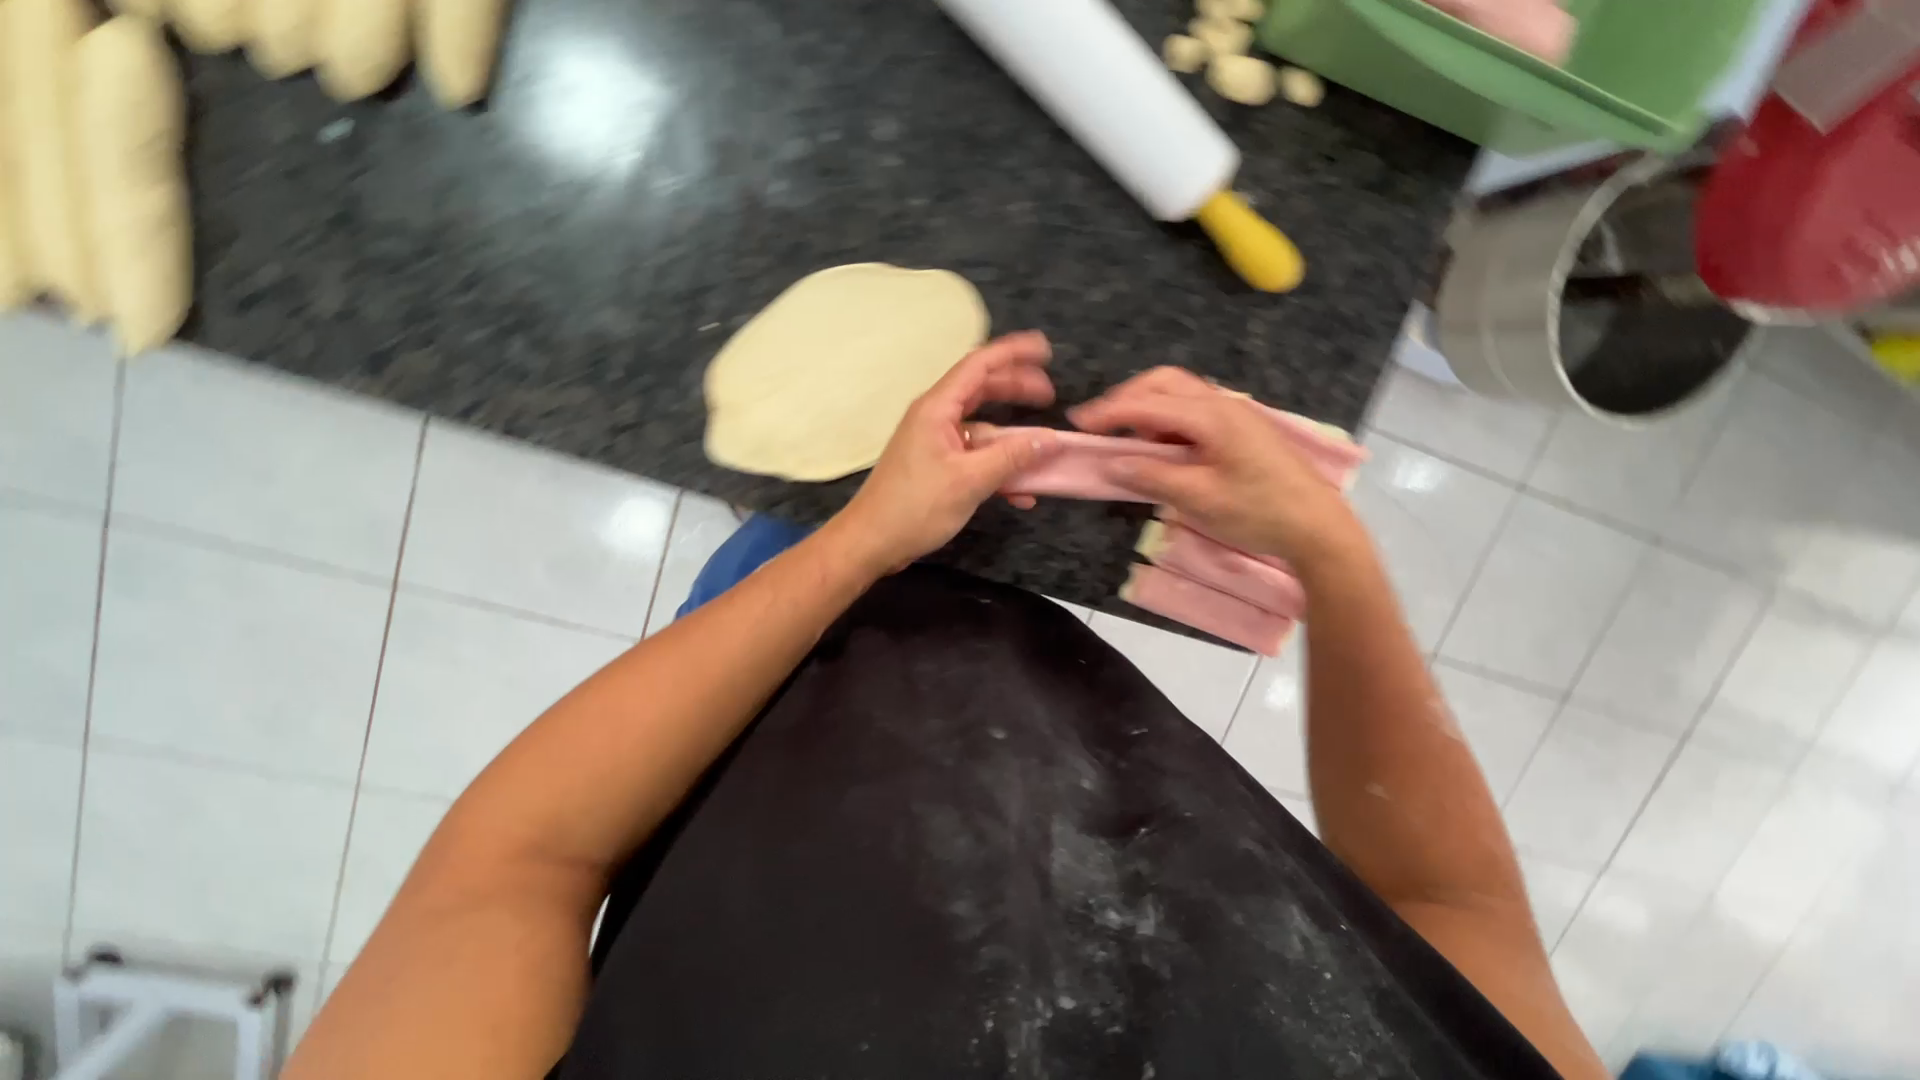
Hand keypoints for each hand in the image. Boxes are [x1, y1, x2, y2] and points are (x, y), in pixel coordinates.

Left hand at [830, 332, 1061, 573]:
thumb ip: (1013, 457)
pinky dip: (999, 466)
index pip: (979, 365)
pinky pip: (975, 456)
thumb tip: (1051, 439)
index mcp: (937, 408)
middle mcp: (935, 417)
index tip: (1045, 350)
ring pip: (982, 426)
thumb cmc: (915, 508)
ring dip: (1013, 437)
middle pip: (982, 389)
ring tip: (1045, 445)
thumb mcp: (970, 481)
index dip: (1014, 353)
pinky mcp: (937, 467)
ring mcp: (935, 442)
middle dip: (1017, 390)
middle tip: (1051, 395)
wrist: (871, 542)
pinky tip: (1022, 491)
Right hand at [1068, 367, 1364, 570]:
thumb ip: (1151, 476)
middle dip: (1128, 398)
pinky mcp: (1242, 430)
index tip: (1077, 422)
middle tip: (1101, 425)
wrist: (1318, 526)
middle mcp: (1223, 404)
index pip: (1148, 403)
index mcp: (1211, 415)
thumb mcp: (1199, 498)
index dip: (1109, 411)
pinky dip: (1168, 422)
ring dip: (1149, 409)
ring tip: (1127, 440)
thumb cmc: (1258, 512)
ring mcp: (1236, 414)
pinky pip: (1195, 412)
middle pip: (1165, 383)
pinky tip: (1161, 449)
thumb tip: (1111, 462)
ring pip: (1180, 395)